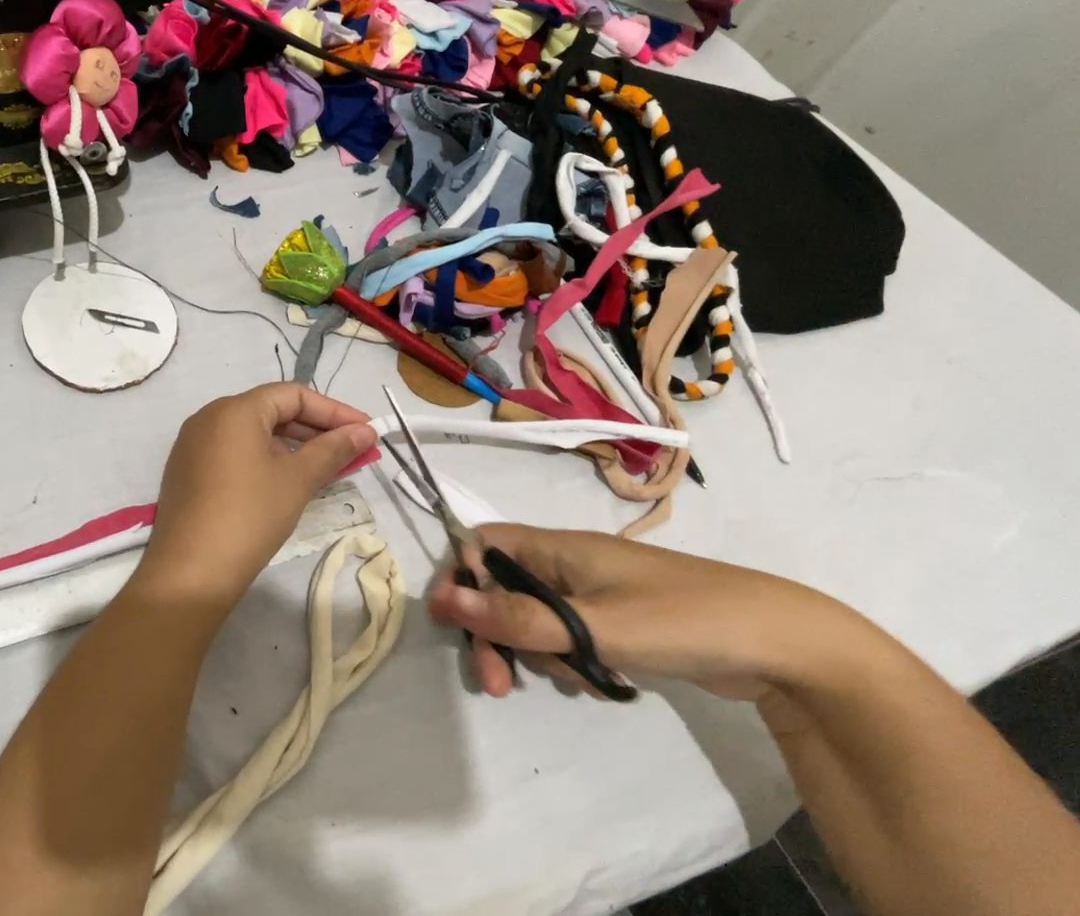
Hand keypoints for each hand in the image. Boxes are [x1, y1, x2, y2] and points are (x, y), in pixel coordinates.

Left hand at [136, 383, 377, 605]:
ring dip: (291, 447)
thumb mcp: (297, 480)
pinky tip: (287, 484)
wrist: (191, 570)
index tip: (366, 431)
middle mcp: (208, 418)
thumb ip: (333, 450)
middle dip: (314, 429)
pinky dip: (264, 461)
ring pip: (252, 434)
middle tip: (352, 452)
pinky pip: (233, 454)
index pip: (292, 394)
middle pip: (270, 411)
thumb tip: (364, 431)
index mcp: (233, 410)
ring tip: (326, 470)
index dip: (333, 410)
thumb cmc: (249, 515)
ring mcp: (193, 446)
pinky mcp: (187, 473)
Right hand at [429, 523, 874, 700]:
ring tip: (575, 682)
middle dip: (495, 635)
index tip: (454, 624)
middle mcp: (569, 563)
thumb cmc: (685, 620)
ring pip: (534, 619)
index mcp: (559, 547)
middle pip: (502, 589)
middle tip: (496, 684)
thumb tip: (443, 602)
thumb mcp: (594, 625)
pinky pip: (569, 636)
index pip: (482, 546)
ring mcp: (595, 593)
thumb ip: (519, 619)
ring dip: (537, 654)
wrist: (787, 645)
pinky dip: (572, 660)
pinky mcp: (617, 622)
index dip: (460, 578)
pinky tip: (601, 683)